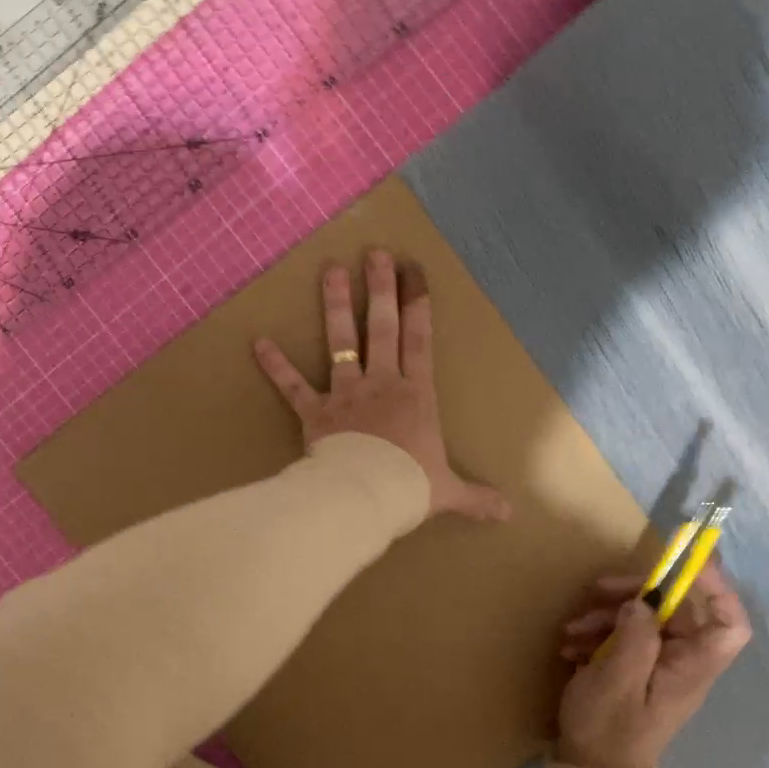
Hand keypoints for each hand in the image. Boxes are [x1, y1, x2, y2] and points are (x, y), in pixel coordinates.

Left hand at [253, 250, 510, 522]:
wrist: (367, 496)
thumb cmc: (411, 488)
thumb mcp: (449, 492)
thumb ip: (477, 497)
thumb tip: (509, 513)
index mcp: (416, 395)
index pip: (420, 340)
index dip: (418, 303)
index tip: (414, 270)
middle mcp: (381, 383)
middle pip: (382, 328)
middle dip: (380, 288)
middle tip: (375, 253)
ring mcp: (345, 394)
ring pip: (340, 342)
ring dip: (336, 306)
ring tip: (330, 271)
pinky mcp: (314, 412)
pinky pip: (292, 386)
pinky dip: (275, 365)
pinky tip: (258, 342)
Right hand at [555, 567, 751, 767]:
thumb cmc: (608, 728)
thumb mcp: (616, 680)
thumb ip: (635, 636)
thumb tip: (643, 601)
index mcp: (692, 667)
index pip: (729, 622)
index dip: (717, 587)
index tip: (686, 560)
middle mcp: (683, 662)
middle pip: (675, 610)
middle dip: (635, 594)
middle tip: (597, 590)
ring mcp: (659, 665)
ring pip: (643, 619)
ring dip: (605, 615)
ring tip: (571, 629)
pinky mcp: (635, 668)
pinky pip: (624, 636)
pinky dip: (596, 632)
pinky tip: (570, 645)